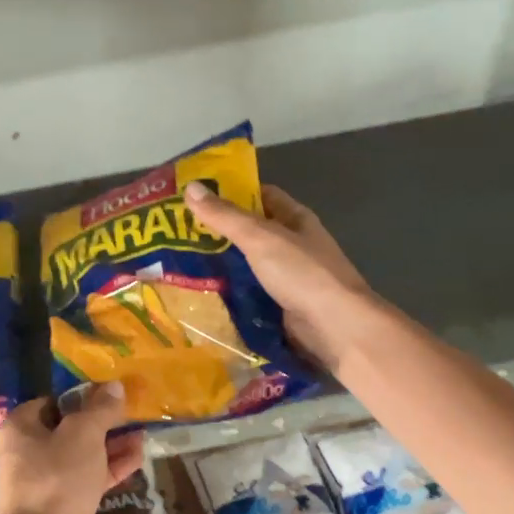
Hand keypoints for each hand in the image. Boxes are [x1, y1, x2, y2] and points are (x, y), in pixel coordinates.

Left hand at [0, 383, 146, 513]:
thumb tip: (114, 386)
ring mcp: (43, 481)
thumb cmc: (58, 478)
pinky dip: (108, 470)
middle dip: (102, 424)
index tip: (109, 396)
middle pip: (68, 430)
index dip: (81, 396)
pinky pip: (86, 480)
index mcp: (20, 428)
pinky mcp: (60, 505)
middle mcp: (26, 452)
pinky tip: (136, 460)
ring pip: (80, 456)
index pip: (51, 401)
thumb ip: (100, 409)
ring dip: (110, 447)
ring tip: (142, 437)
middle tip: (132, 416)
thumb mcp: (84, 435)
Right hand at [183, 181, 368, 369]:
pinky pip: (251, 298)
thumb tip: (190, 187)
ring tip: (182, 269)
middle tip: (179, 238)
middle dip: (220, 235)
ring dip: (222, 270)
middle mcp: (293, 246)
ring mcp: (288, 280)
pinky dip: (231, 298)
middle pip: (252, 235)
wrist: (333, 326)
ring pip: (249, 269)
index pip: (262, 196)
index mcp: (295, 219)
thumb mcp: (261, 238)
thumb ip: (226, 217)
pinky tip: (205, 300)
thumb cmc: (302, 273)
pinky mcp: (280, 309)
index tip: (197, 198)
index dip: (232, 193)